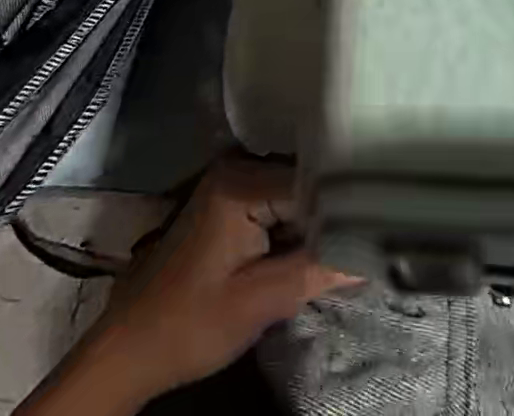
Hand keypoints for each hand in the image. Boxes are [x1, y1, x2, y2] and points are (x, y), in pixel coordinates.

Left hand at [17, 159, 351, 415]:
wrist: (129, 349)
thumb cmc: (188, 324)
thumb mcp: (260, 301)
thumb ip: (321, 268)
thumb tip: (379, 250)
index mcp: (240, 180)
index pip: (316, 180)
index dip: (351, 203)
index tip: (385, 222)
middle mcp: (239, 165)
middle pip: (310, 179)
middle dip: (338, 209)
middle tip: (378, 231)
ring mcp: (235, 179)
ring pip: (300, 190)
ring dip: (323, 217)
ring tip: (361, 234)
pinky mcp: (234, 198)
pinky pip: (284, 200)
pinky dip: (303, 222)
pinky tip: (325, 240)